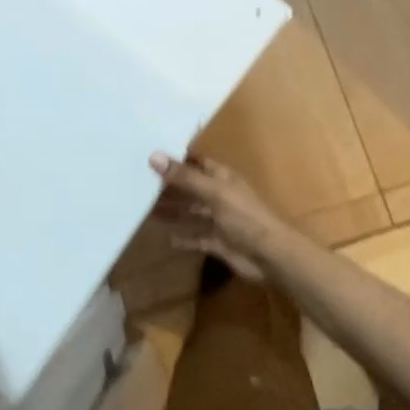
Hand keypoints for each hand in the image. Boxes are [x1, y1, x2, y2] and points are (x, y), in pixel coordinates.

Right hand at [148, 153, 291, 282]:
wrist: (269, 255)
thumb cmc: (244, 217)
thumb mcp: (214, 193)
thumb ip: (185, 177)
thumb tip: (154, 156)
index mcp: (221, 178)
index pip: (196, 162)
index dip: (177, 158)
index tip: (150, 154)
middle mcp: (219, 195)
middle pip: (190, 187)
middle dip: (169, 186)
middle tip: (139, 183)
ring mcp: (219, 220)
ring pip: (191, 212)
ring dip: (173, 210)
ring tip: (146, 209)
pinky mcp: (218, 242)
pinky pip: (197, 237)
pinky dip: (184, 237)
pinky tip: (168, 238)